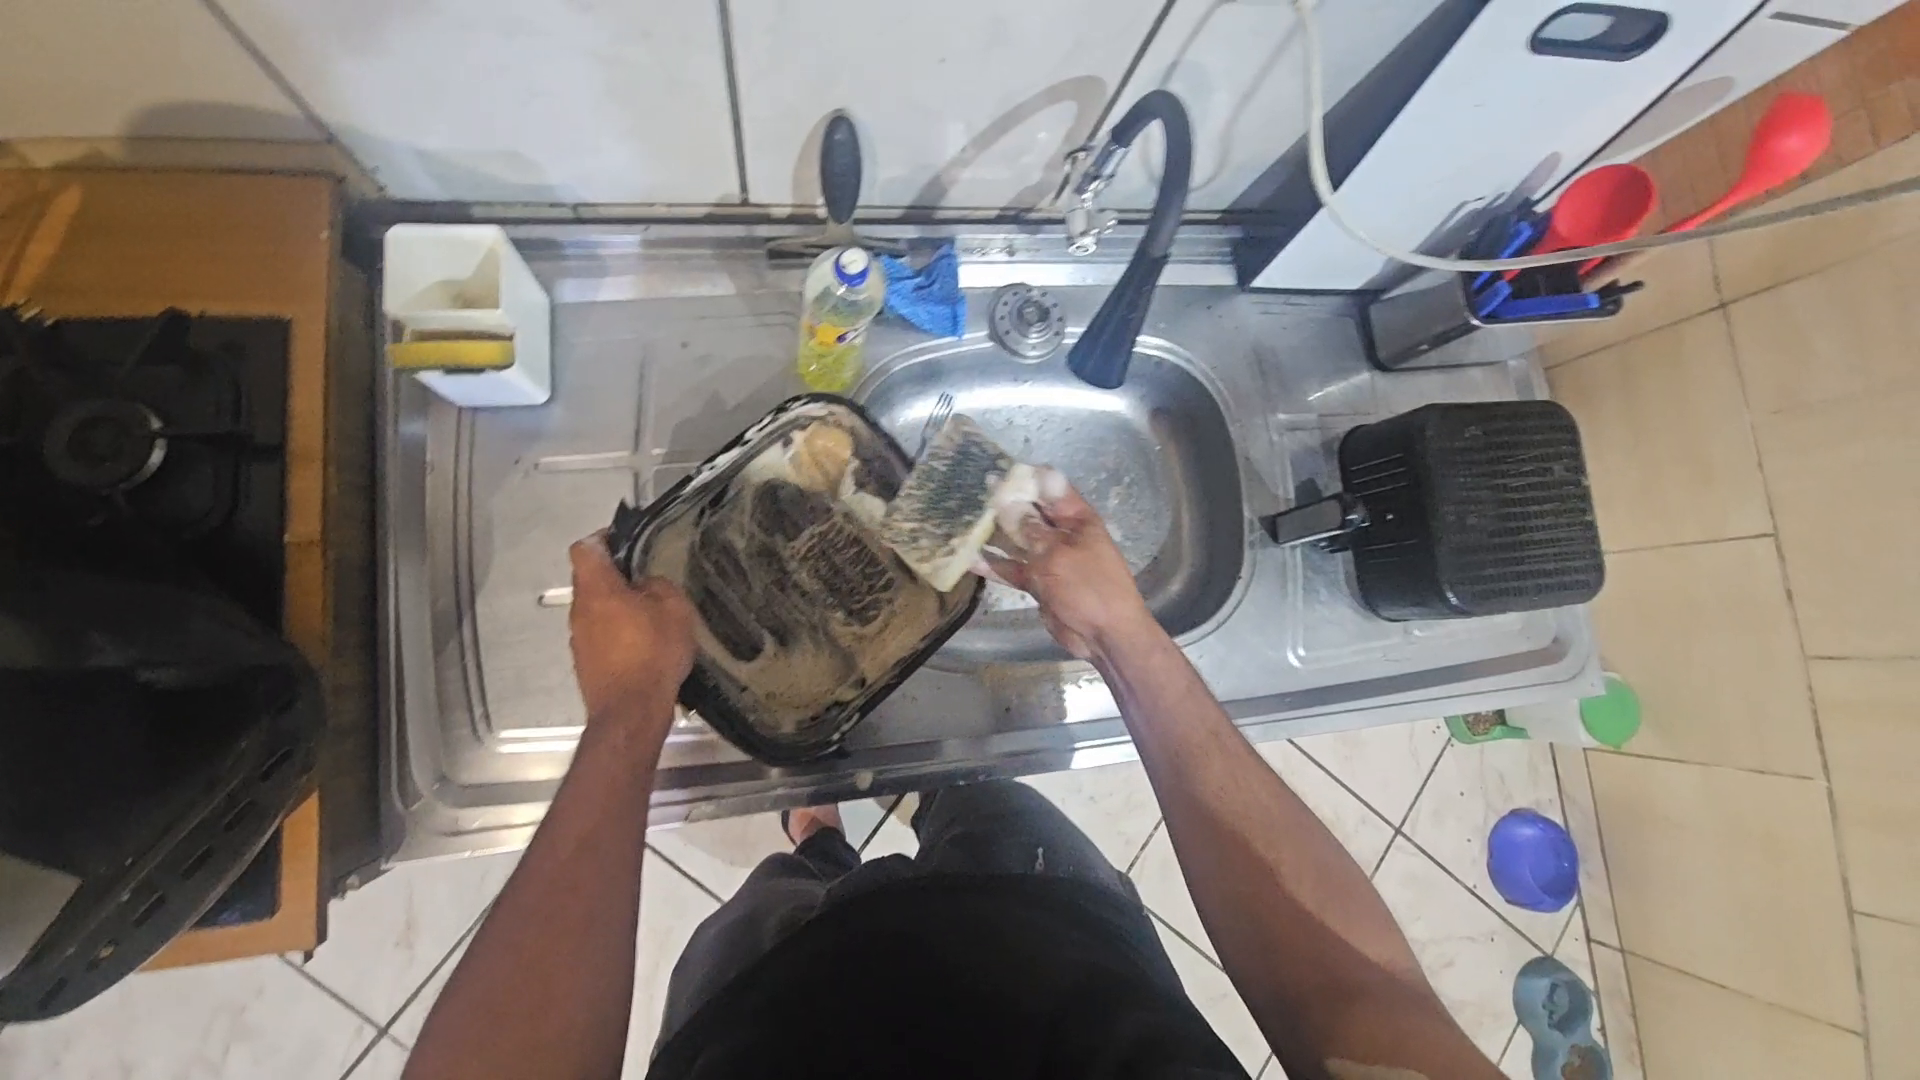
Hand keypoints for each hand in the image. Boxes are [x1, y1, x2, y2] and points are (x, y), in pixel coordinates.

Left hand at [568, 534, 697, 732]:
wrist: (631, 711)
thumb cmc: (653, 652)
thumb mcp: (673, 608)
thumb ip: (658, 586)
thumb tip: (645, 585)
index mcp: (597, 589)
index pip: (586, 548)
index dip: (605, 538)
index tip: (629, 541)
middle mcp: (579, 610)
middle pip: (591, 579)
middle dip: (617, 576)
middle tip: (649, 580)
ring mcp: (578, 639)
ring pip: (596, 609)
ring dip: (618, 606)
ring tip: (652, 615)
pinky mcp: (586, 663)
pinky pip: (601, 635)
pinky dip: (619, 632)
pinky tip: (645, 645)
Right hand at [983, 472, 1154, 662]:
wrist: (1105, 635)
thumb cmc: (1089, 587)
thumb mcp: (1058, 555)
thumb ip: (1029, 530)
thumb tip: (1005, 503)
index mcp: (1077, 519)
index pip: (1050, 487)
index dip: (1025, 478)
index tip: (996, 472)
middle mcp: (1061, 533)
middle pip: (1029, 512)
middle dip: (1003, 503)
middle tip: (970, 493)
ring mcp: (1048, 558)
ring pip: (1016, 540)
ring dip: (994, 533)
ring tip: (964, 521)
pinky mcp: (1037, 582)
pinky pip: (1012, 569)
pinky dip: (993, 565)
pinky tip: (970, 559)